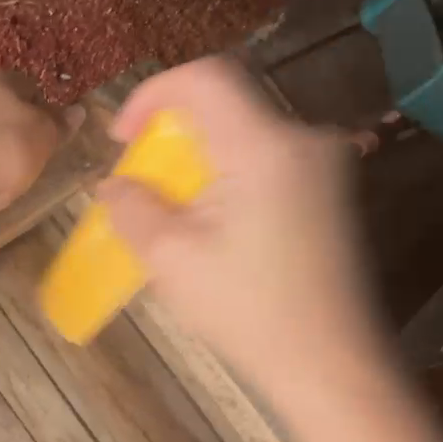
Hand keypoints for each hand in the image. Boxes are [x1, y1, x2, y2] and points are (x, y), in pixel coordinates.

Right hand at [96, 56, 385, 391]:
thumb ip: (132, 207)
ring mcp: (321, 165)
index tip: (121, 138)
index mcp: (263, 147)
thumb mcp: (169, 257)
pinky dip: (222, 171)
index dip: (152, 94)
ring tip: (167, 204)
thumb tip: (113, 185)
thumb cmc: (246, 309)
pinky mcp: (326, 191)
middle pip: (224, 102)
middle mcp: (300, 141)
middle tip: (139, 175)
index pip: (205, 78)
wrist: (329, 363)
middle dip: (170, 130)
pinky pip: (263, 157)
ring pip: (242, 130)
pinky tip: (206, 220)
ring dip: (194, 154)